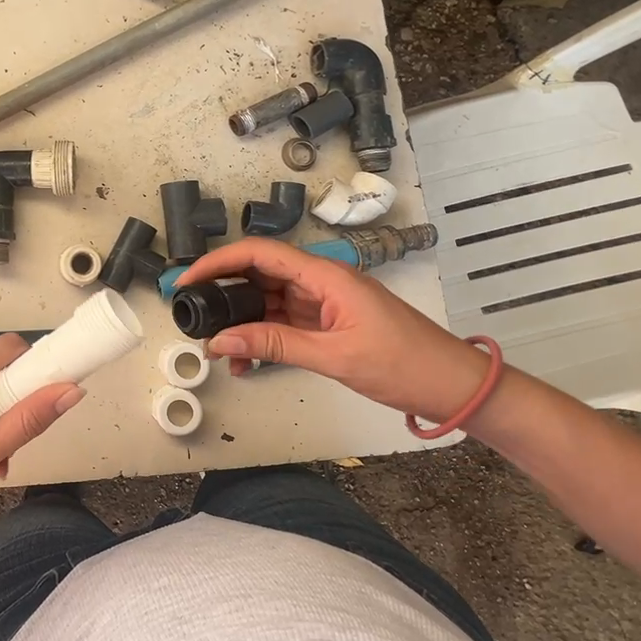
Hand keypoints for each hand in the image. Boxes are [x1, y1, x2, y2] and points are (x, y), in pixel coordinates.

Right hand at [176, 239, 491, 421]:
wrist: (454, 386)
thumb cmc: (404, 364)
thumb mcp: (333, 355)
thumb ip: (273, 345)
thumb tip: (220, 342)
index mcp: (325, 276)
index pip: (259, 253)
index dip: (218, 262)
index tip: (187, 281)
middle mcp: (320, 282)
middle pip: (258, 273)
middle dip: (223, 292)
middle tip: (192, 314)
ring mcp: (322, 302)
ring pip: (266, 301)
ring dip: (240, 322)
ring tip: (217, 347)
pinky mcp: (326, 322)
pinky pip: (282, 322)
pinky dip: (261, 338)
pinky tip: (245, 360)